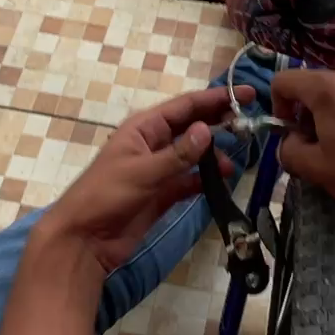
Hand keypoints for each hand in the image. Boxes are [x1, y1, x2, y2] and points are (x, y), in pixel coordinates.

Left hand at [36, 85, 254, 273]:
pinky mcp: (162, 194)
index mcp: (144, 128)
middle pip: (192, 127)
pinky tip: (221, 183)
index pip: (185, 106)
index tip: (247, 94)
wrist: (84, 240)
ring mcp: (158, 170)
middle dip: (219, 123)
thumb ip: (178, 153)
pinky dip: (205, 180)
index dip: (216, 98)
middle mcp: (153, 144)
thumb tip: (208, 130)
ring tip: (233, 165)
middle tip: (250, 123)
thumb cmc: (106, 196)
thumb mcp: (143, 171)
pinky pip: (189, 181)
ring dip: (213, 157)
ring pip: (193, 155)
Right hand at [271, 70, 334, 232]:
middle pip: (312, 83)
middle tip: (316, 143)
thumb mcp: (315, 168)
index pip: (284, 80)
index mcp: (327, 87)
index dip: (277, 107)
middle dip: (305, 110)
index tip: (291, 133)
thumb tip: (290, 141)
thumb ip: (288, 150)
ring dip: (328, 112)